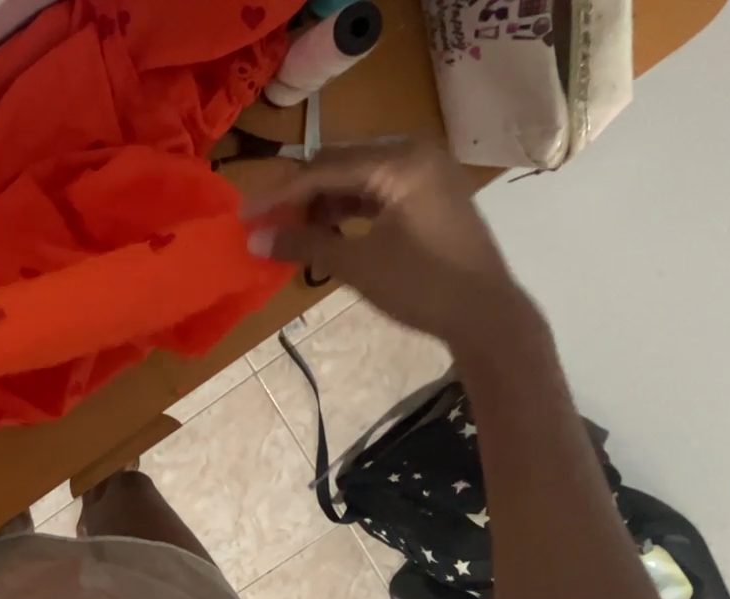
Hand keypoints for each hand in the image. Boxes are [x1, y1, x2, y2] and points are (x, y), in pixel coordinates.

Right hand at [249, 140, 540, 350]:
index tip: (245, 215)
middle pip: (340, 164)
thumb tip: (255, 239)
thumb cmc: (420, 285)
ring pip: (357, 176)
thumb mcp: (356, 265)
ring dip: (323, 201)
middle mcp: (415, 154)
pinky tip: (328, 231)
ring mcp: (426, 173)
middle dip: (301, 194)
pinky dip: (348, 208)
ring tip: (295, 231)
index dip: (280, 195)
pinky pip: (376, 190)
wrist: (483, 313)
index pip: (324, 169)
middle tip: (268, 223)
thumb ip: (305, 244)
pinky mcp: (429, 195)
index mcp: (400, 163)